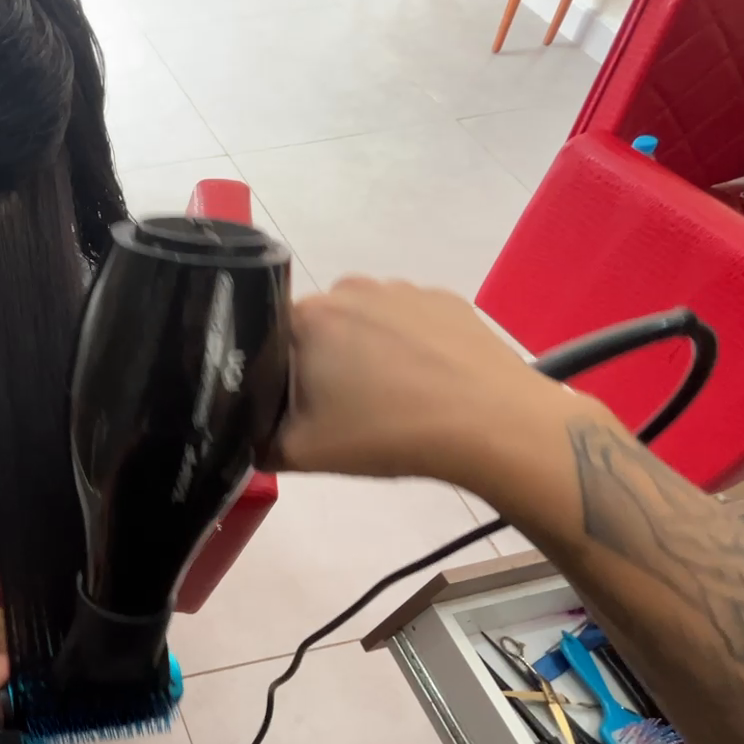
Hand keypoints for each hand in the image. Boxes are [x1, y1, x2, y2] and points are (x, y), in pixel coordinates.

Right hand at [266, 277, 600, 492]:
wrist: (493, 427)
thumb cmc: (385, 432)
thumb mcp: (300, 454)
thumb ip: (256, 445)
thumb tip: (250, 439)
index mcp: (307, 317)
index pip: (265, 335)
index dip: (270, 371)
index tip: (286, 402)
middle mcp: (349, 289)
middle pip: (314, 325)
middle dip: (315, 359)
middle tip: (334, 405)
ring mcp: (402, 289)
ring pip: (359, 320)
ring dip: (359, 349)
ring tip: (383, 395)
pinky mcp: (446, 300)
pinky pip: (404, 320)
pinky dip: (403, 345)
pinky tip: (419, 382)